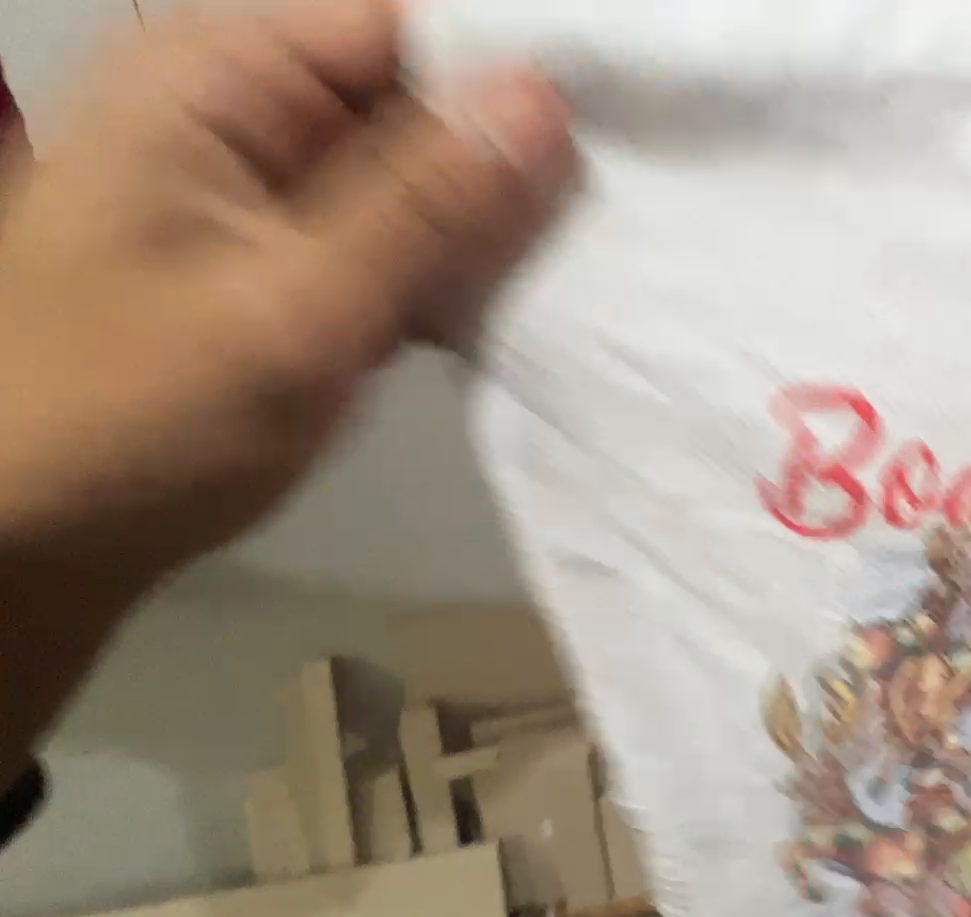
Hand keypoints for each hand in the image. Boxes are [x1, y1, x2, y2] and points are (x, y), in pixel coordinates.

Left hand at [0, 0, 575, 757]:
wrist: (55, 523)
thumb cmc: (142, 408)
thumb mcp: (297, 300)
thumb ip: (426, 202)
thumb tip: (544, 100)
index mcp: (221, 77)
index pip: (403, 24)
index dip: (511, 67)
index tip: (620, 124)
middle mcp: (262, 114)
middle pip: (430, 97)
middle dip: (524, 149)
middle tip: (623, 205)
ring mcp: (300, 194)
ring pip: (442, 175)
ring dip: (513, 215)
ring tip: (601, 250)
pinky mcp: (330, 260)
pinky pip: (430, 238)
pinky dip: (483, 267)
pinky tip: (538, 296)